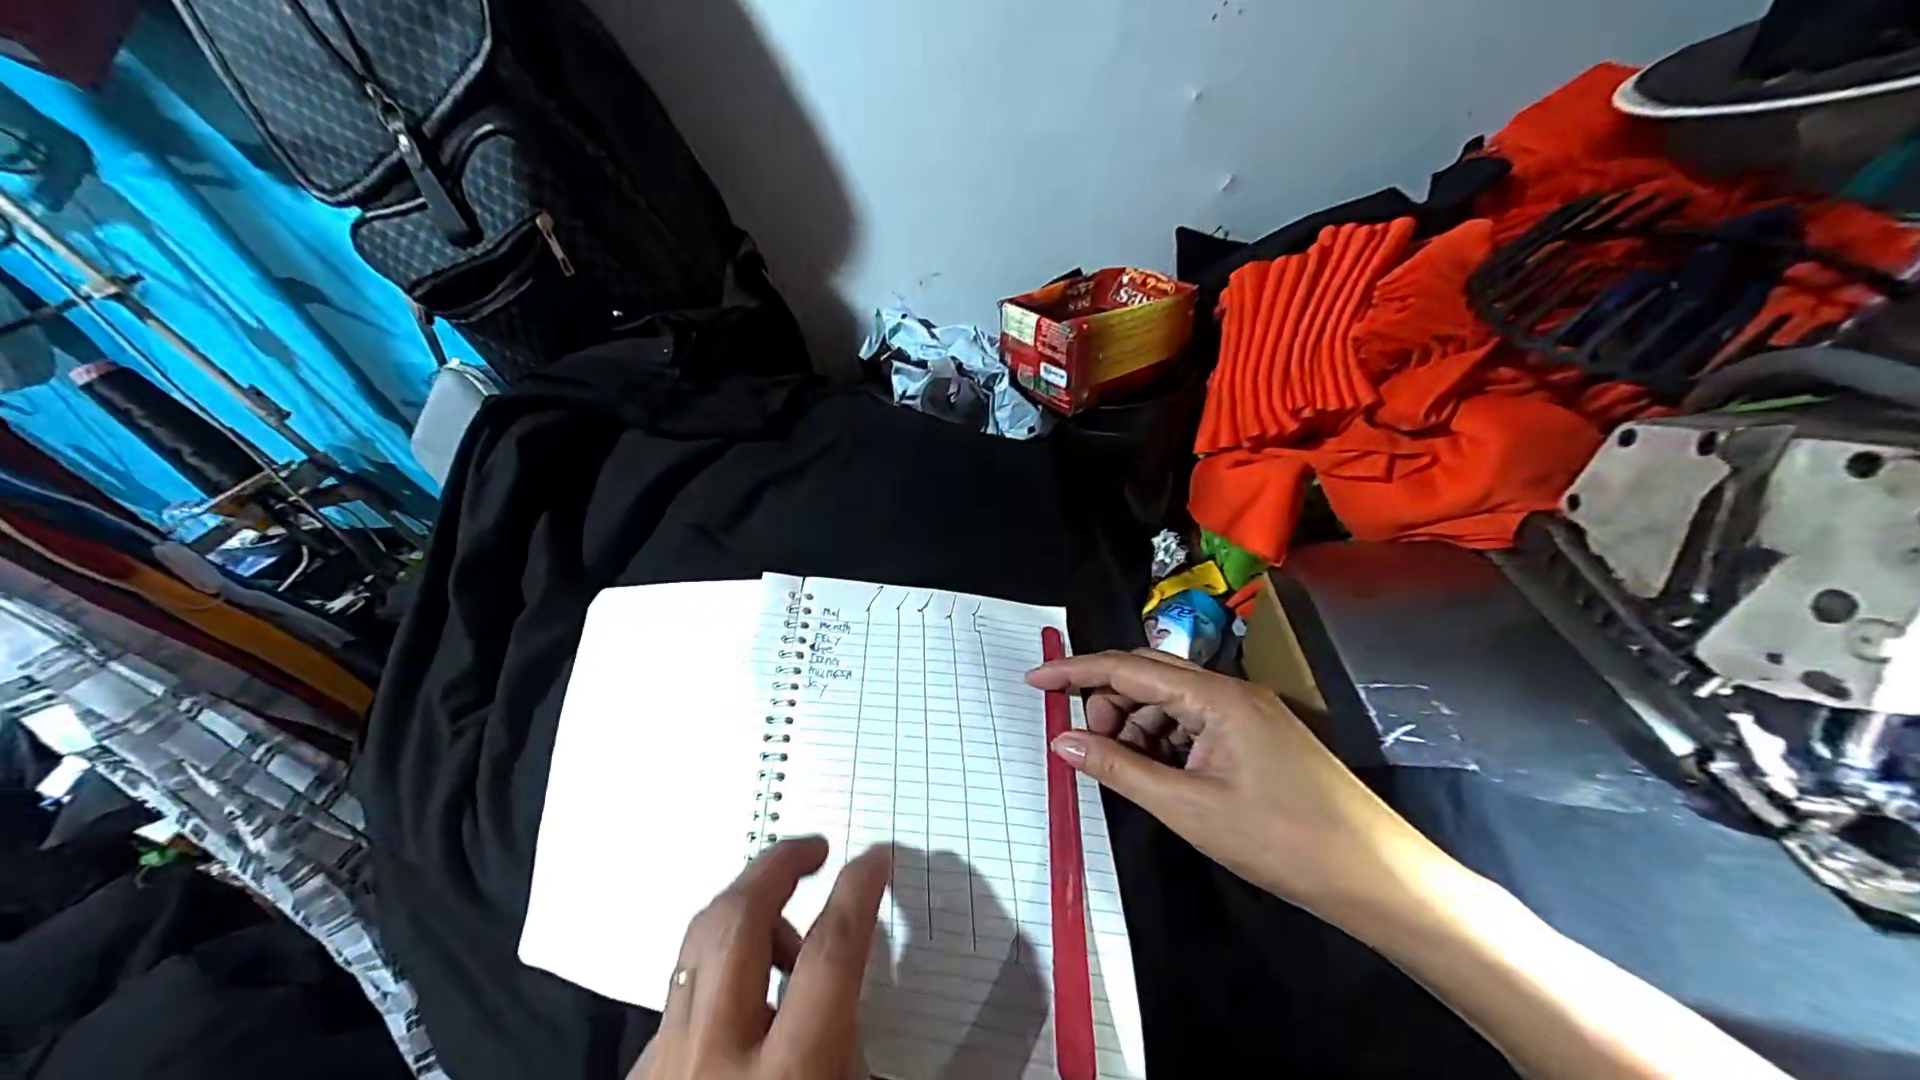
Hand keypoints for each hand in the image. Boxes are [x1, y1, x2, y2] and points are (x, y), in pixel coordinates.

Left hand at [628, 837, 889, 1079]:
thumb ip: (858, 1041)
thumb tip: (865, 971)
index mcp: (789, 1076)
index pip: (829, 954)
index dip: (857, 891)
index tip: (874, 859)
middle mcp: (716, 1063)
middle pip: (739, 923)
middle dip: (778, 866)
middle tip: (811, 849)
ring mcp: (664, 1066)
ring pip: (696, 946)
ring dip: (743, 910)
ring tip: (782, 924)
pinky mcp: (637, 1073)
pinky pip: (678, 992)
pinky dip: (713, 969)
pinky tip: (739, 988)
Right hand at [1026, 649, 1450, 927]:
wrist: (1378, 878)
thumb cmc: (1281, 840)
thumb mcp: (1187, 807)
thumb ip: (1118, 768)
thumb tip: (1061, 742)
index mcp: (1214, 695)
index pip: (1128, 667)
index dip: (1075, 671)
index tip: (1034, 681)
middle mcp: (1229, 690)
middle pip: (1148, 677)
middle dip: (1107, 704)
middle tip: (1087, 747)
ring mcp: (1245, 711)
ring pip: (1168, 702)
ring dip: (1136, 728)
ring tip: (1127, 771)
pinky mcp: (1254, 734)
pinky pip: (1192, 723)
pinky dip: (1164, 742)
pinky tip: (1160, 775)